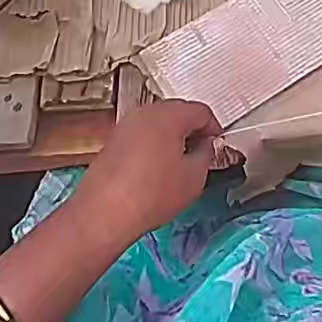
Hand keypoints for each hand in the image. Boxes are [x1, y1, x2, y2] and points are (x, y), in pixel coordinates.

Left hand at [72, 100, 222, 243]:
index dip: (213, 126)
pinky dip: (154, 141)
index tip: (217, 142)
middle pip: (177, 110)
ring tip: (180, 159)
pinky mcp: (114, 138)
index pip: (200, 110)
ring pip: (157, 120)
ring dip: (172, 133)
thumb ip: (206, 154)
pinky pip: (141, 131)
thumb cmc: (152, 194)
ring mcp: (127, 124)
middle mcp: (146, 112)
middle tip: (202, 149)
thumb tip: (206, 145)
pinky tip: (156, 165)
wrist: (104, 211)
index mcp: (169, 116)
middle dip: (192, 126)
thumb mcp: (193, 178)